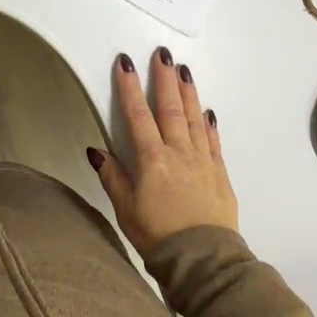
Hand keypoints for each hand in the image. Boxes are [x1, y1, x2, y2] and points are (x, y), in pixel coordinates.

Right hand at [89, 47, 238, 258]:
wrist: (203, 262)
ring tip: (184, 70)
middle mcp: (178, 152)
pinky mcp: (219, 174)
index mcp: (152, 159)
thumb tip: (97, 150)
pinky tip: (207, 111)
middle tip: (163, 53)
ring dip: (187, 92)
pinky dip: (209, 124)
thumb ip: (113, 177)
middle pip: (170, 108)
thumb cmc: (158, 236)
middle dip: (164, 78)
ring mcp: (202, 161)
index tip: (125, 62)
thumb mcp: (126, 209)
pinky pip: (213, 141)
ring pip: (193, 118)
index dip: (129, 87)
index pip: (138, 115)